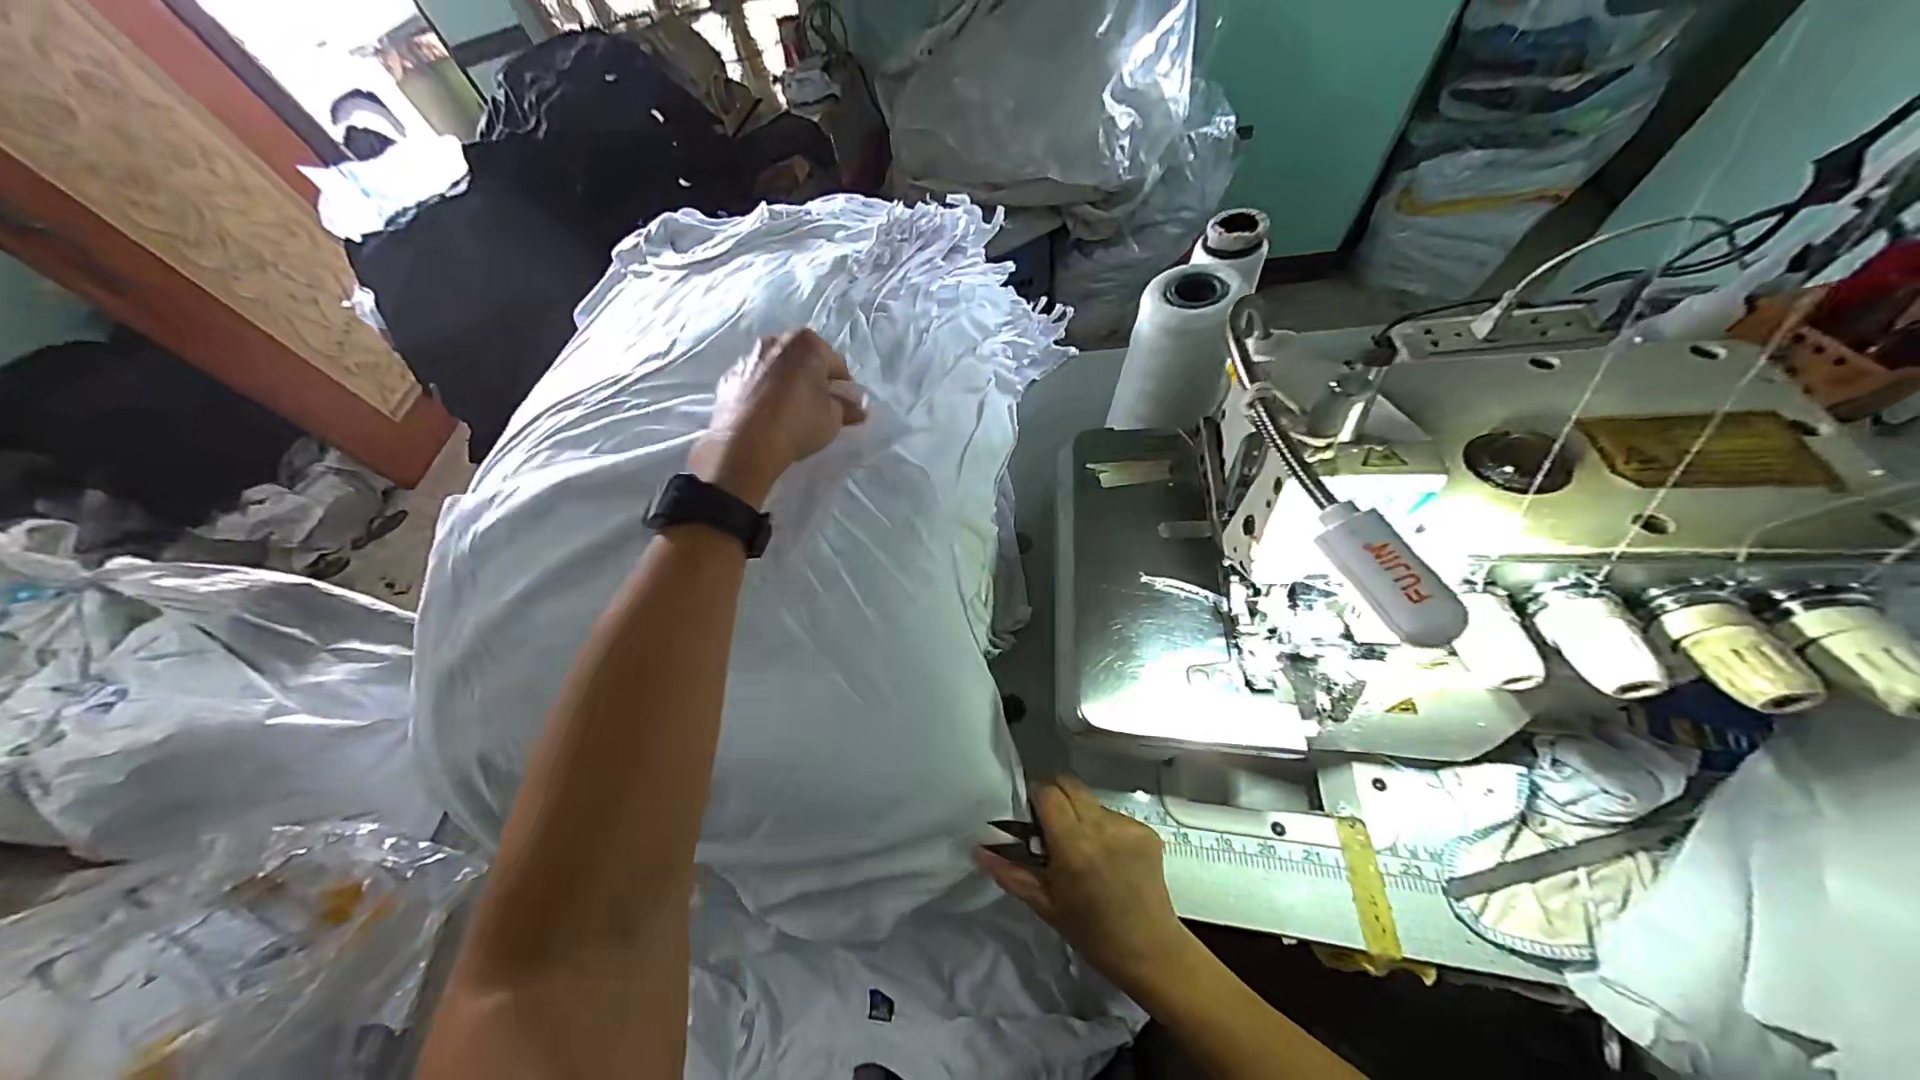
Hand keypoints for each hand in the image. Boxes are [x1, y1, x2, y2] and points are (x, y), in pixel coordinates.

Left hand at [690, 329, 866, 506]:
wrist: (745, 444)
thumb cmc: (798, 424)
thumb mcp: (833, 419)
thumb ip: (847, 408)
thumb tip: (857, 409)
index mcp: (807, 344)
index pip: (836, 364)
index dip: (842, 386)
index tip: (842, 405)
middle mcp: (776, 341)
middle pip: (804, 359)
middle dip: (812, 378)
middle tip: (817, 406)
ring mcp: (749, 356)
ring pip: (777, 367)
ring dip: (786, 382)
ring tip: (789, 410)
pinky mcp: (730, 376)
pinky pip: (755, 380)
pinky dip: (763, 391)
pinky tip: (766, 414)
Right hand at [977, 776, 1194, 989]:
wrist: (1150, 950)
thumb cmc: (1091, 933)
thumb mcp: (1044, 904)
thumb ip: (1009, 872)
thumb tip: (978, 850)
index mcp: (1074, 845)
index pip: (1047, 792)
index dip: (1034, 797)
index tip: (1029, 816)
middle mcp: (1102, 826)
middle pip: (1069, 784)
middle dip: (1054, 795)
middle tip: (1048, 824)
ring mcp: (1128, 826)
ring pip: (1091, 800)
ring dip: (1078, 813)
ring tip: (1080, 848)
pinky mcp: (1147, 831)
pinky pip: (1113, 815)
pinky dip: (1102, 827)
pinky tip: (1106, 857)